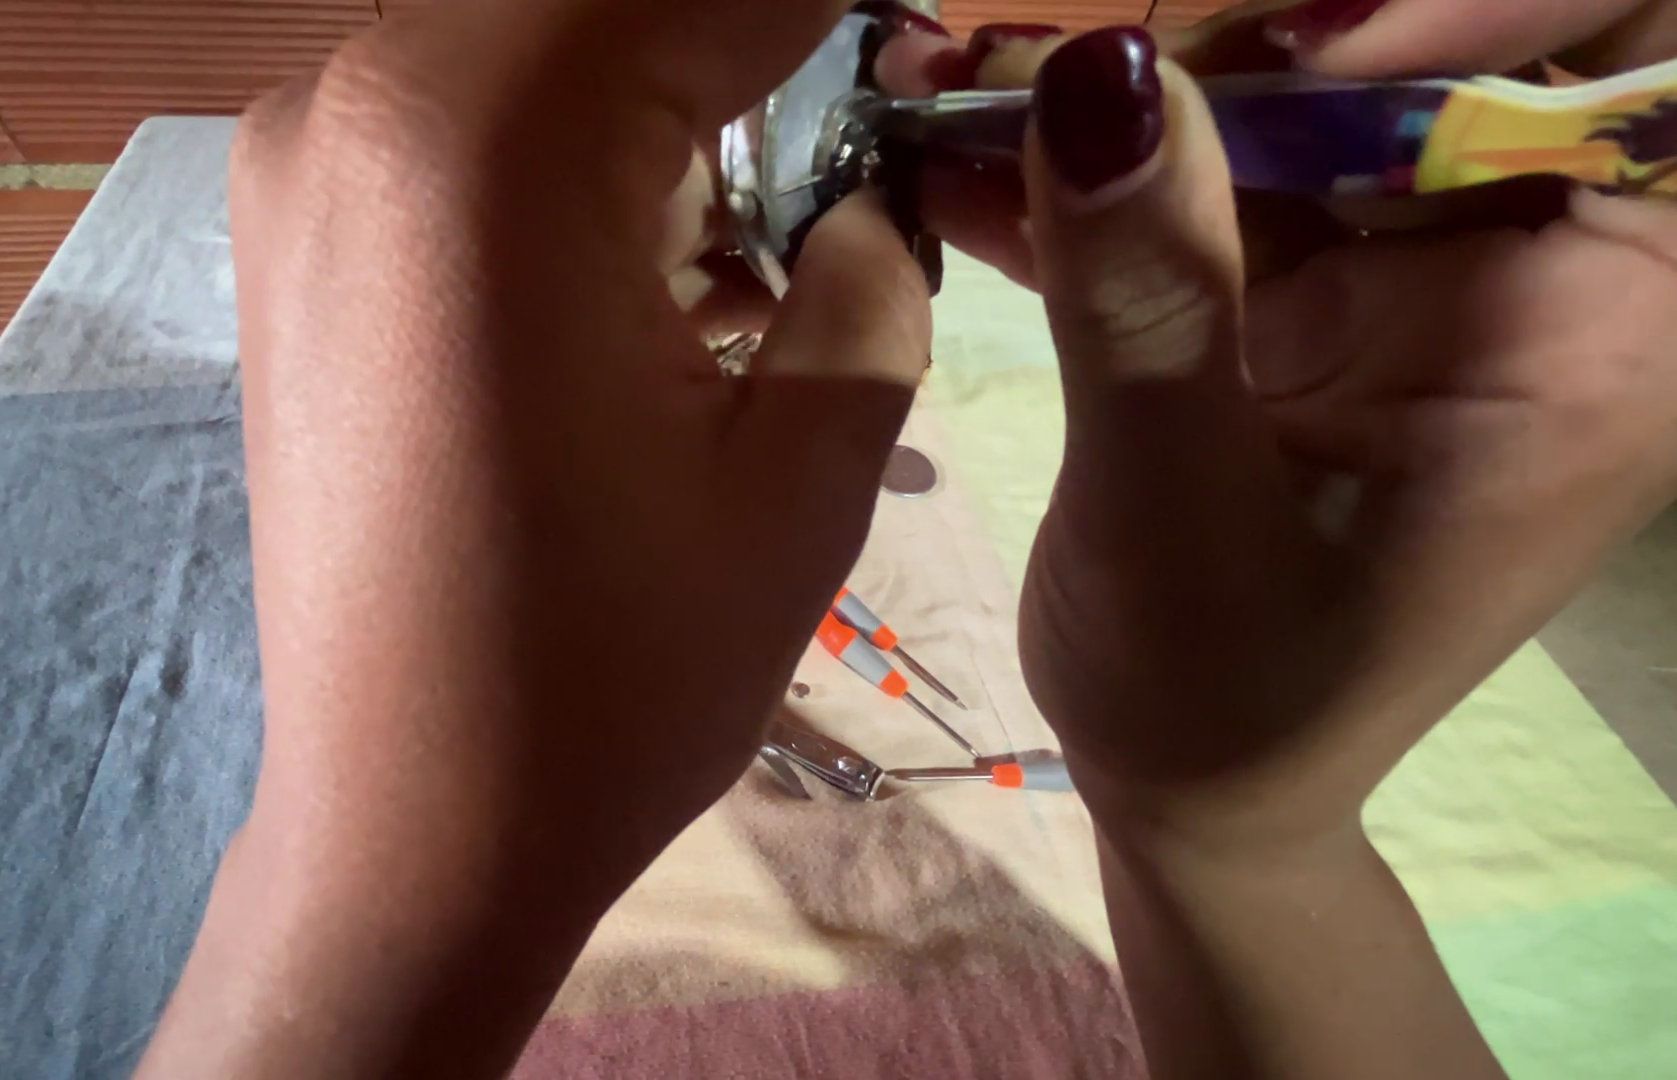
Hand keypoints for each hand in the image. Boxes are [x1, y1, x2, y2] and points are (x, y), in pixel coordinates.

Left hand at [142, 3, 933, 1076]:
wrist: (427, 828)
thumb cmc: (622, 675)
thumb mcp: (803, 471)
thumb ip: (868, 272)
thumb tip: (866, 193)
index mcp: (486, 139)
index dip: (835, 16)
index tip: (908, 63)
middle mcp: (352, 111)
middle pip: (609, 13)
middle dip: (750, 72)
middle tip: (842, 177)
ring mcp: (300, 185)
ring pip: (538, 76)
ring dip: (668, 139)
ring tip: (753, 266)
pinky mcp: (301, 264)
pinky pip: (472, 158)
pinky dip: (583, 192)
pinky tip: (653, 300)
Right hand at [883, 9, 1676, 854]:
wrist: (1179, 777)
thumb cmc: (1206, 688)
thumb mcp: (1169, 502)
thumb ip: (1144, 295)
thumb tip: (1092, 73)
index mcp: (1575, 327)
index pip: (1599, 71)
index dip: (1449, 9)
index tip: (1265, 49)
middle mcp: (1492, 285)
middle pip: (1377, 87)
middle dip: (1198, 61)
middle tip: (1019, 57)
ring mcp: (1360, 304)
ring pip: (1244, 148)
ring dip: (1098, 124)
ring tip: (954, 96)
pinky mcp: (1255, 334)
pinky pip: (1170, 230)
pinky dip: (1069, 206)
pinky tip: (966, 185)